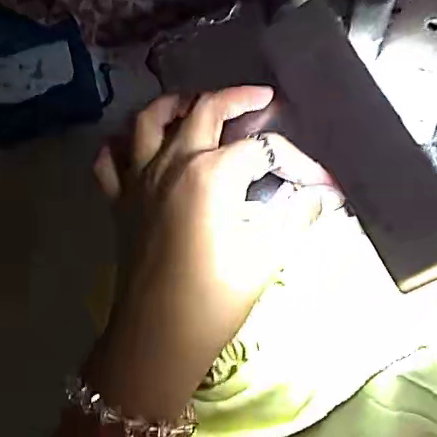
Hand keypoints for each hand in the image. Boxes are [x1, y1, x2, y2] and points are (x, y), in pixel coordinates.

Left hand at [91, 86, 337, 419]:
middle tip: (260, 100)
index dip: (298, 161)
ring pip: (150, 119)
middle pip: (204, 110)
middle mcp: (171, 164)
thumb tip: (325, 194)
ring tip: (199, 106)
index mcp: (211, 175)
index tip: (321, 182)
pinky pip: (111, 158)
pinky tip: (143, 148)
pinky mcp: (119, 201)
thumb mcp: (265, 255)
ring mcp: (139, 180)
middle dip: (238, 99)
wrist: (157, 337)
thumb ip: (296, 214)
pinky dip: (125, 143)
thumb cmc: (215, 299)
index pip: (262, 149)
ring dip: (177, 105)